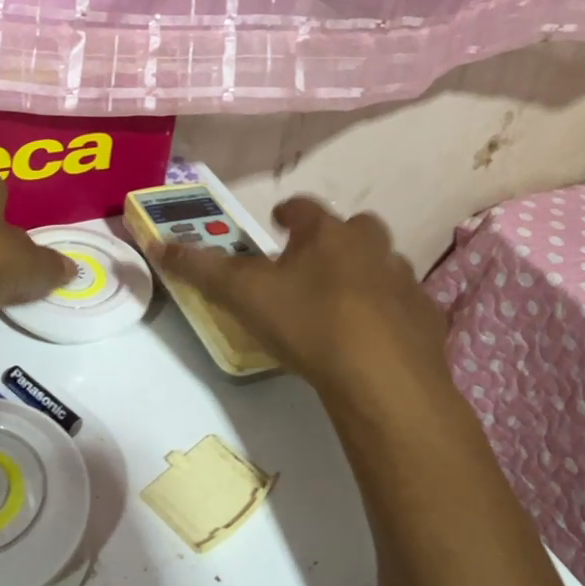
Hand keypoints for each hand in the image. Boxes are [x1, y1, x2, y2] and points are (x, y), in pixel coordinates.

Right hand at [153, 197, 446, 389]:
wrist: (383, 378)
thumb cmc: (308, 323)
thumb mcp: (241, 295)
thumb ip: (200, 268)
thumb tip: (157, 244)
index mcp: (325, 233)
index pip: (304, 207)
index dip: (287, 211)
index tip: (276, 220)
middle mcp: (370, 247)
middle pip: (356, 228)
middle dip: (335, 239)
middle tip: (313, 261)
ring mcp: (404, 282)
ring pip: (385, 265)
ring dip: (366, 274)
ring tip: (343, 301)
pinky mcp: (427, 320)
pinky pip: (407, 306)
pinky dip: (391, 314)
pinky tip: (375, 338)